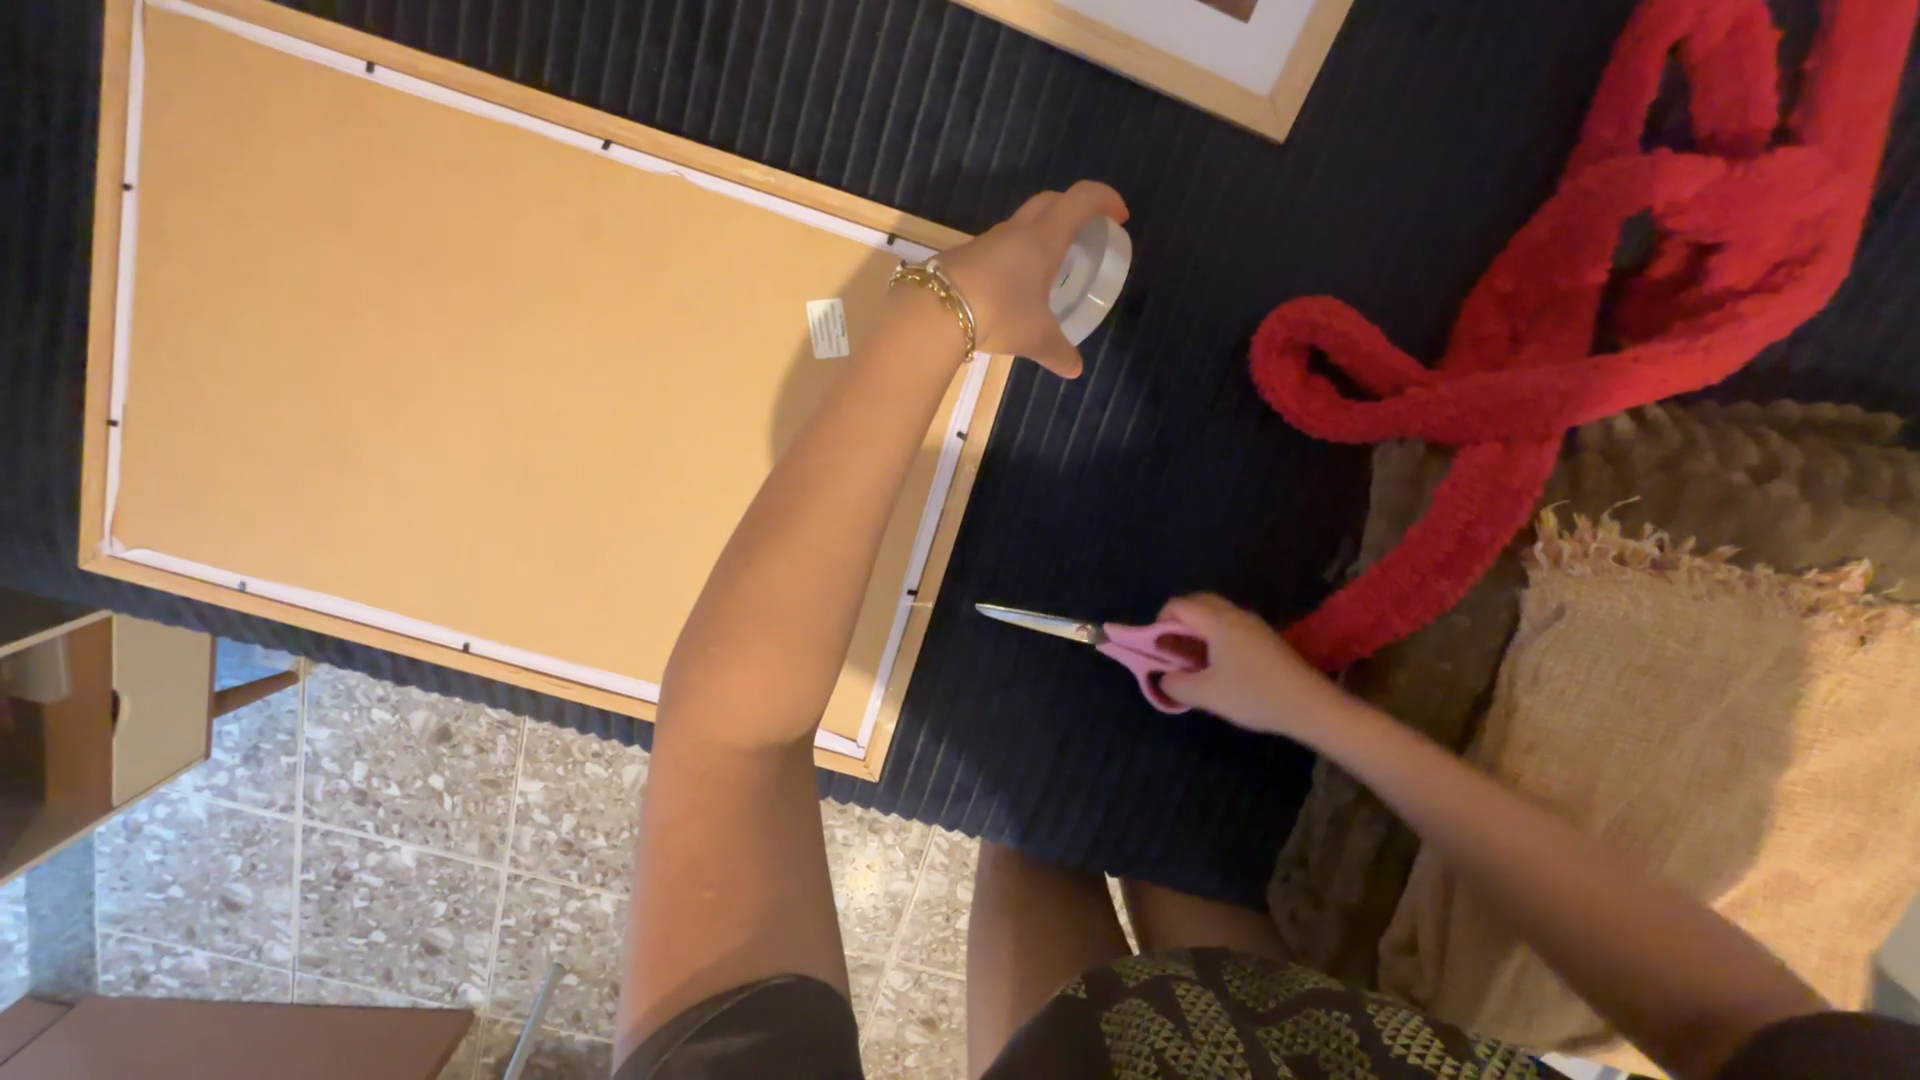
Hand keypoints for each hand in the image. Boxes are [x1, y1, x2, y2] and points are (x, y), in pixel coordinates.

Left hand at [932, 181, 1128, 377]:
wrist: (935, 311)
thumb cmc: (999, 313)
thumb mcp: (1035, 337)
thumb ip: (1058, 352)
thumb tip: (1075, 370)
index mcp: (1044, 239)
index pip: (1081, 199)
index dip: (1105, 199)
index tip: (1118, 216)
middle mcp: (1016, 231)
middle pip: (1050, 201)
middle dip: (1072, 209)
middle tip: (1085, 234)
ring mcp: (986, 241)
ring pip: (1020, 223)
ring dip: (1039, 233)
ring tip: (1047, 266)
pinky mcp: (964, 256)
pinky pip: (997, 248)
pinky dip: (1013, 257)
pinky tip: (1011, 287)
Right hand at [1157, 593, 1354, 741]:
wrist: (1310, 706)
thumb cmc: (1254, 695)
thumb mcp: (1206, 694)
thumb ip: (1176, 684)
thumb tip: (1163, 678)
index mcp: (1218, 621)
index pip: (1178, 606)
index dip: (1159, 623)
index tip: (1156, 649)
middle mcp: (1235, 615)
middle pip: (1197, 605)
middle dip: (1177, 625)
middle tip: (1170, 652)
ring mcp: (1253, 626)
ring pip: (1215, 618)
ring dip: (1196, 634)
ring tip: (1191, 664)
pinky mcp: (1264, 640)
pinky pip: (1230, 629)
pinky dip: (1214, 641)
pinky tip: (1217, 670)